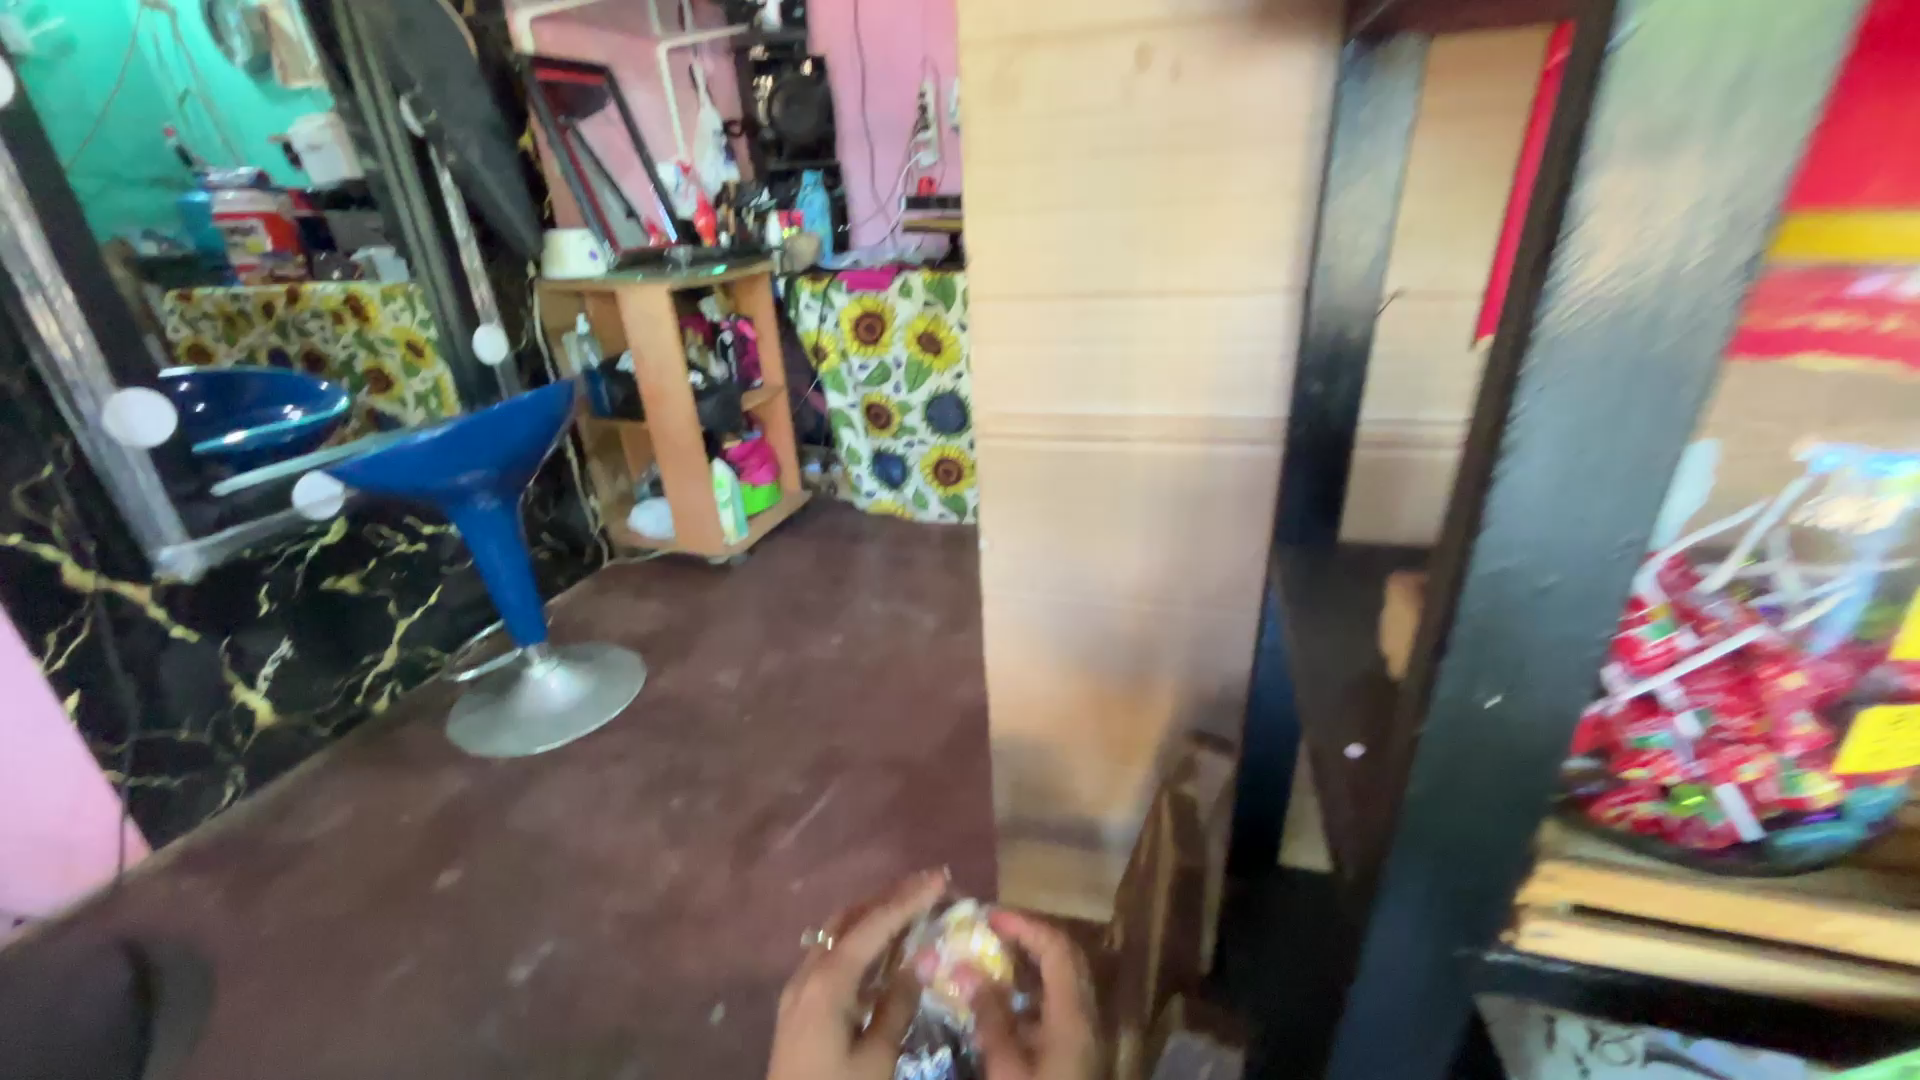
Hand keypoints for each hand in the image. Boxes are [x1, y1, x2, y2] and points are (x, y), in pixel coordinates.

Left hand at [767, 869, 948, 1079]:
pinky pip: (830, 956)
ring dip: (873, 916)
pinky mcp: (797, 1007)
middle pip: (851, 918)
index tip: (940, 878)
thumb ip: (896, 1007)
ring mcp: (797, 989)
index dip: (909, 899)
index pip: (874, 925)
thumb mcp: (876, 1061)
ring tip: (911, 908)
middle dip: (890, 897)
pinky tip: (882, 950)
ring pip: (837, 934)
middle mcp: (807, 974)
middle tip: (927, 885)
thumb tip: (916, 965)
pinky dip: (859, 941)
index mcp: (828, 983)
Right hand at [975, 911, 1099, 1079]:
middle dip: (1030, 935)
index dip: (1025, 925)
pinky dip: (1036, 988)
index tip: (992, 916)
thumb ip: (989, 1017)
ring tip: (997, 957)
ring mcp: (1088, 1030)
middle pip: (1066, 956)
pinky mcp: (1081, 1047)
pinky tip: (1008, 1000)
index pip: (1056, 948)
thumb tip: (964, 969)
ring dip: (1033, 961)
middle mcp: (1088, 1013)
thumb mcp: (1007, 1069)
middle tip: (995, 930)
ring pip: (1065, 978)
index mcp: (1074, 1012)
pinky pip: (1062, 1000)